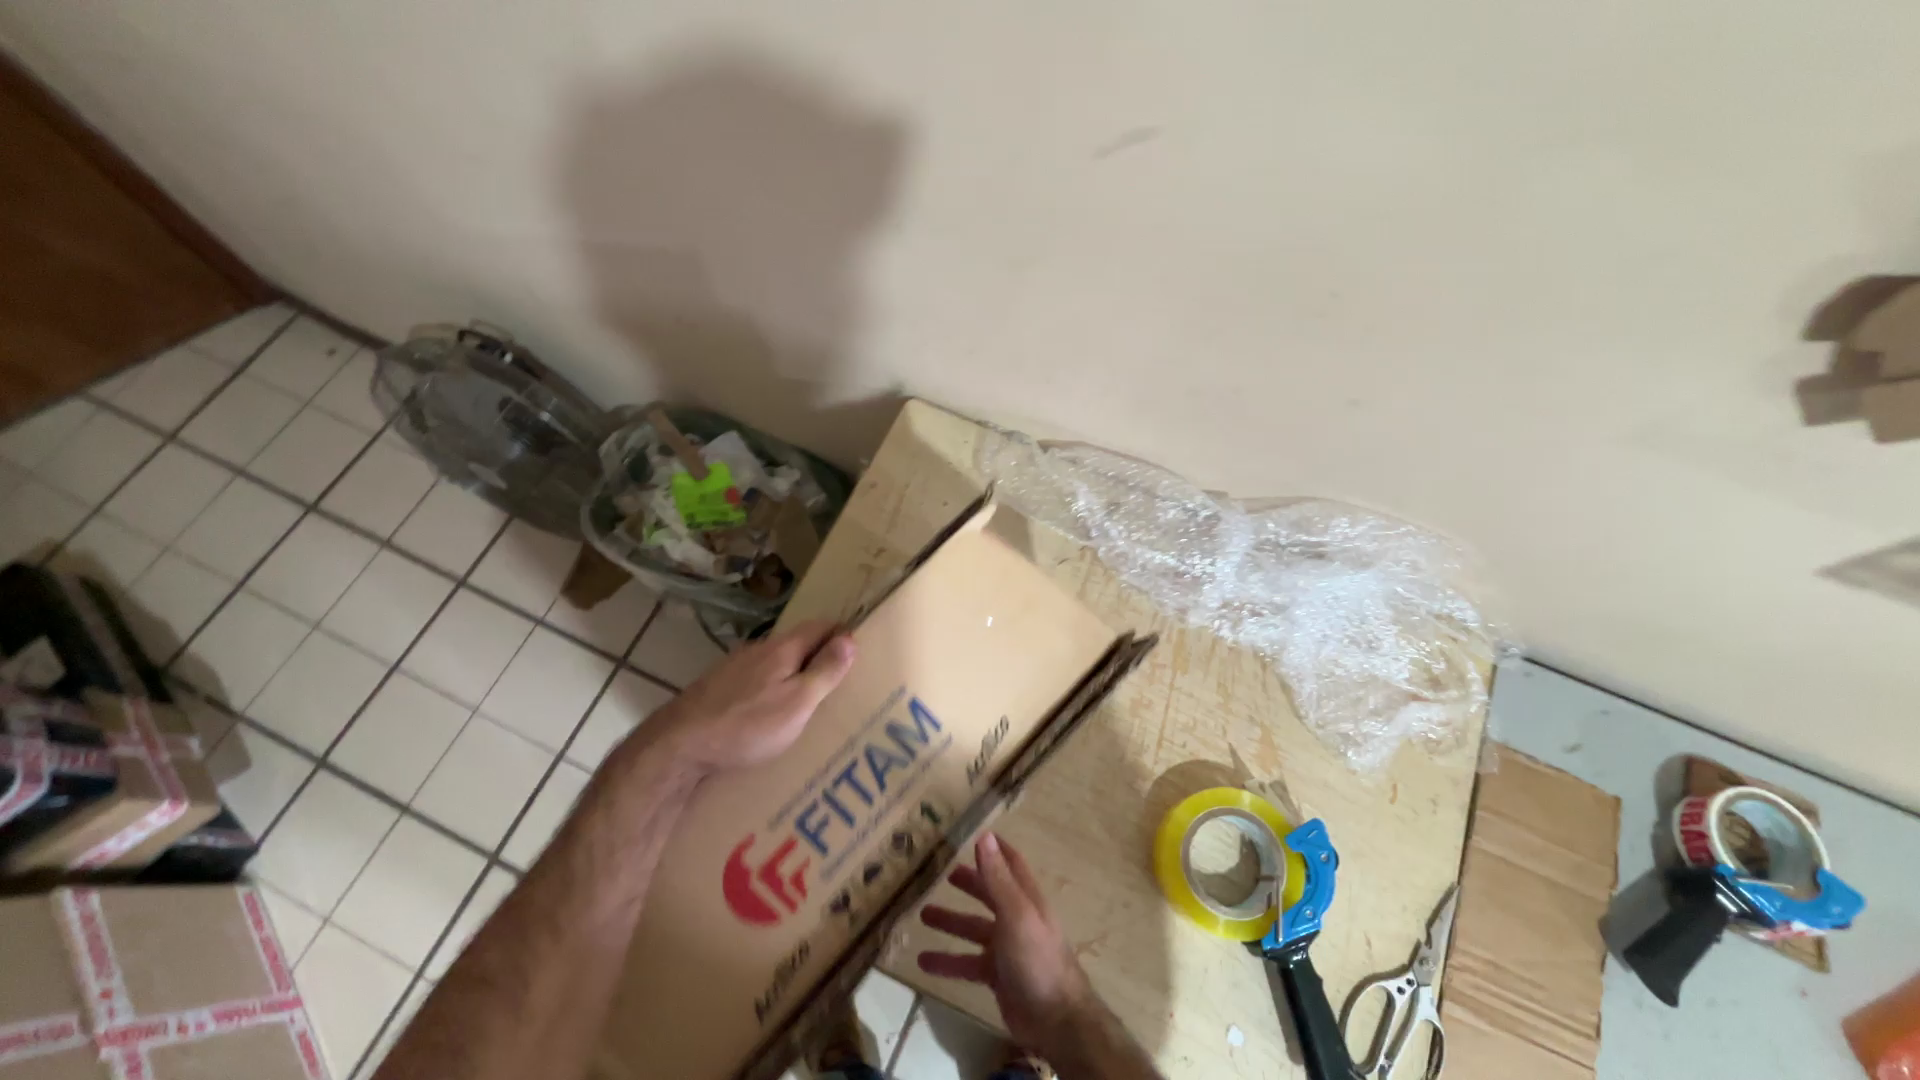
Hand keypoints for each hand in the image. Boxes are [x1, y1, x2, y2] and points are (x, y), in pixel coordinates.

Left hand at [645, 619, 855, 775]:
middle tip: (840, 681)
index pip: (820, 626)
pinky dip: (770, 691)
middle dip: (819, 656)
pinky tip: (769, 715)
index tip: (860, 652)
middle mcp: (757, 650)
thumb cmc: (747, 725)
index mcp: (782, 649)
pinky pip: (755, 682)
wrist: (679, 746)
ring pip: (774, 664)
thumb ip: (824, 671)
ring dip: (793, 675)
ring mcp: (733, 668)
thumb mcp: (798, 702)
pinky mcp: (717, 689)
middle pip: (797, 644)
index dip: (842, 634)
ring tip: (808, 701)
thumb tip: (849, 639)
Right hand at [917, 833, 1093, 1056]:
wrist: (1054, 1019)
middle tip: (942, 876)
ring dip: (952, 922)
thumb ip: (998, 878)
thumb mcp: (1015, 913)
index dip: (996, 850)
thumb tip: (985, 836)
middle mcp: (1018, 920)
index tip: (977, 835)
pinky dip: (948, 961)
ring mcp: (1008, 949)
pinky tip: (924, 962)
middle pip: (990, 895)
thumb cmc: (1037, 958)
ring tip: (923, 915)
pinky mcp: (998, 977)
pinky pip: (968, 964)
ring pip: (975, 930)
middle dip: (969, 884)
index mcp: (1026, 900)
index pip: (1012, 865)